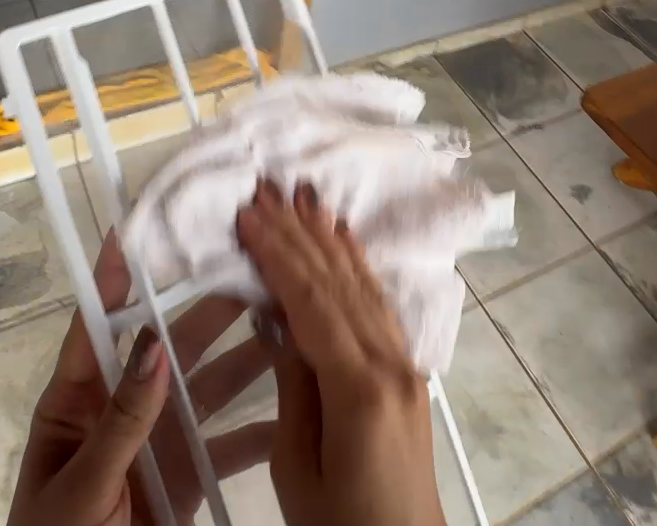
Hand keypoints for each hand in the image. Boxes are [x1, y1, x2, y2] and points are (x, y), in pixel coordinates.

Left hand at [9, 234, 276, 525]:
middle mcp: (123, 407)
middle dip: (210, 310)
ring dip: (246, 360)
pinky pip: (228, 444)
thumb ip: (120, 420)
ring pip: (208, 387)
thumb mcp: (80, 486)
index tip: (136, 230)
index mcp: (77, 402)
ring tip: (287, 324)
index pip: (97, 327)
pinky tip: (295, 405)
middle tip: (253, 272)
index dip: (114, 279)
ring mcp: (159, 441)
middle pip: (169, 346)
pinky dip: (260, 429)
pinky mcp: (188, 475)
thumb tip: (154, 344)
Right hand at [236, 182, 446, 525]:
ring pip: (363, 285)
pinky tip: (346, 242)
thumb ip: (294, 386)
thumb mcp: (296, 468)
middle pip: (338, 283)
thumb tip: (282, 323)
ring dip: (331, 238)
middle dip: (300, 231)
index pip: (311, 302)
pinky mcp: (408, 371)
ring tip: (307, 196)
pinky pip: (379, 305)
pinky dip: (358, 267)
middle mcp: (391, 363)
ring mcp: (406, 364)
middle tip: (271, 187)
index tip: (248, 214)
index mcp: (359, 388)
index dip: (277, 254)